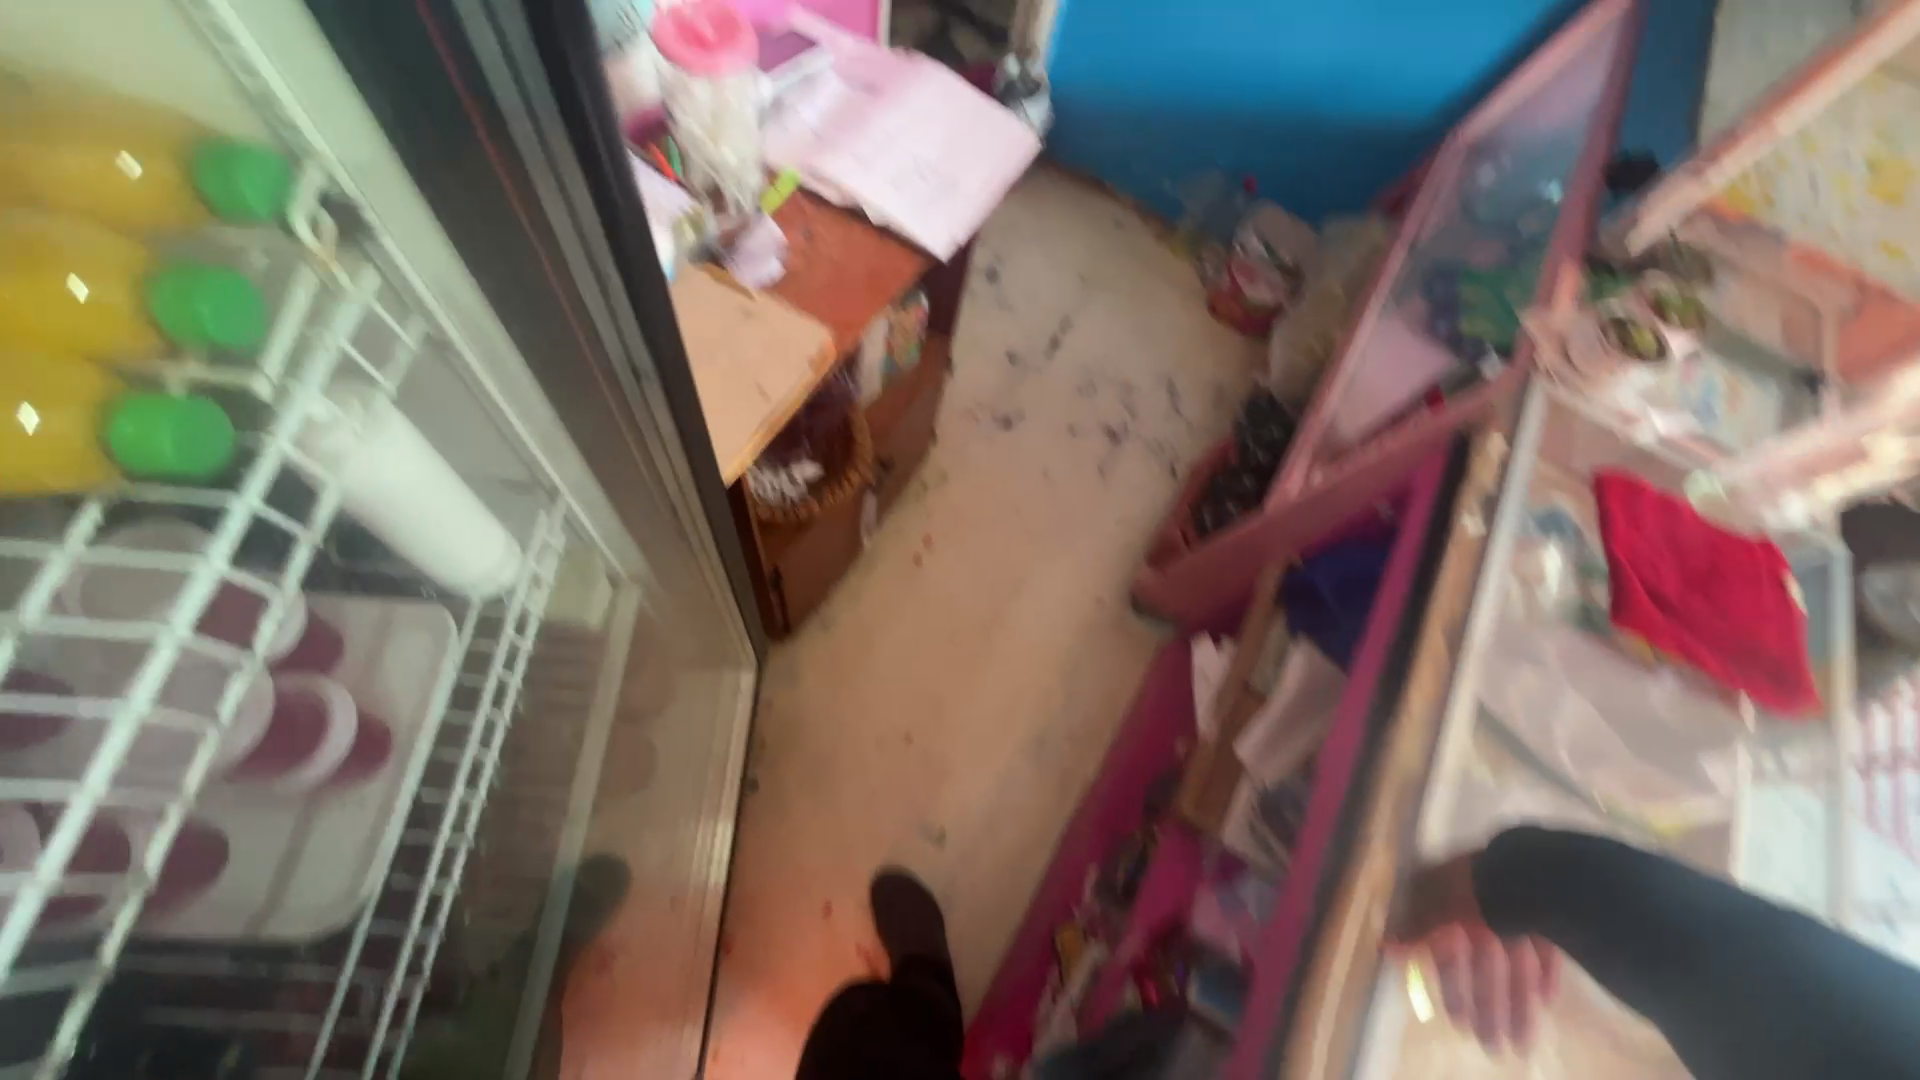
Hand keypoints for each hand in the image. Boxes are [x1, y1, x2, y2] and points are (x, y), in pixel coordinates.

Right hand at [1391, 852, 1562, 1052]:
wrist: (1524, 874)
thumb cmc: (1469, 894)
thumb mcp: (1434, 914)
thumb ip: (1413, 932)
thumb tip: (1384, 947)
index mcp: (1446, 904)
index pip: (1444, 953)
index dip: (1450, 988)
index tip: (1456, 1022)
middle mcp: (1476, 909)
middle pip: (1480, 966)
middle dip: (1485, 1007)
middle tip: (1492, 1046)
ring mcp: (1512, 913)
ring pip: (1512, 967)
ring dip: (1515, 1005)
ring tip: (1521, 1043)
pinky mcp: (1545, 917)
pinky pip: (1541, 953)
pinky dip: (1543, 978)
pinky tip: (1546, 1004)